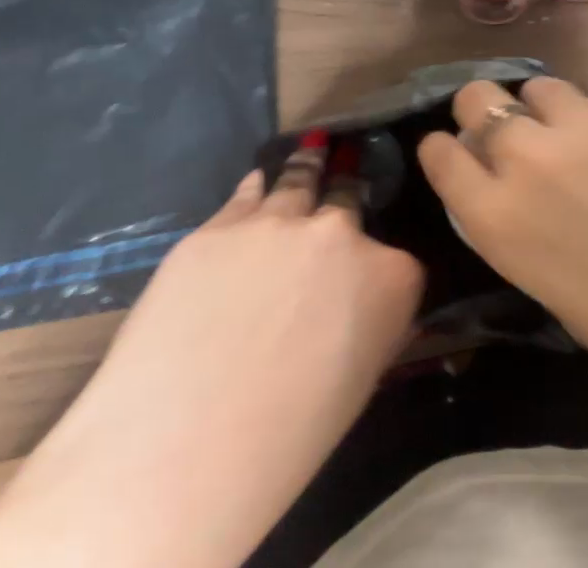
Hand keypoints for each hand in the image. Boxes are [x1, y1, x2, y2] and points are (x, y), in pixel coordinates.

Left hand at [0, 142, 423, 567]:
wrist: (190, 436)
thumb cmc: (292, 431)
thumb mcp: (359, 379)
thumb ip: (370, 328)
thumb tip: (360, 314)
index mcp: (392, 277)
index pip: (397, 263)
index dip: (377, 277)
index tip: (361, 289)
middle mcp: (342, 234)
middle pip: (348, 206)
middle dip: (344, 207)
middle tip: (341, 193)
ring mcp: (277, 225)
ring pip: (297, 184)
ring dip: (306, 172)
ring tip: (313, 151)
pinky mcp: (217, 229)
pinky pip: (246, 196)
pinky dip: (255, 190)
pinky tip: (258, 182)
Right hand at [417, 78, 587, 431]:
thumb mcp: (560, 298)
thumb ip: (531, 243)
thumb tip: (535, 218)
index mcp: (496, 221)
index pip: (443, 157)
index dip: (447, 150)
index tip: (454, 151)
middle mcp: (525, 160)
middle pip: (479, 102)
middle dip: (485, 111)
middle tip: (505, 129)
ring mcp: (580, 128)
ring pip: (536, 88)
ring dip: (539, 106)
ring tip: (562, 128)